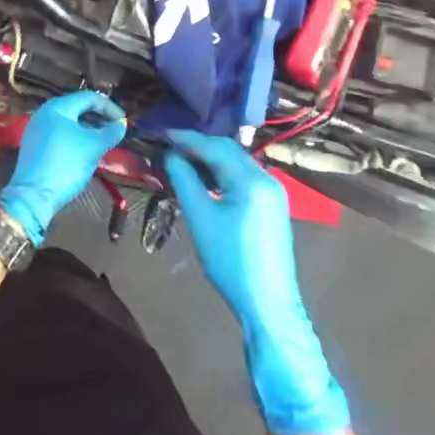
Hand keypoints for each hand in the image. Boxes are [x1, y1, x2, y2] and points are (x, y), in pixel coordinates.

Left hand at [0, 91, 126, 243]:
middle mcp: (44, 114)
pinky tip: (86, 150)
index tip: (124, 122)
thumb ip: (110, 133)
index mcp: (57, 107)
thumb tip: (121, 125)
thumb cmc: (66, 164)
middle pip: (78, 108)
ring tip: (104, 141)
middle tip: (115, 130)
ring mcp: (37, 130)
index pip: (89, 98)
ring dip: (89, 129)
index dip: (110, 108)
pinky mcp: (35, 145)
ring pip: (69, 122)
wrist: (34, 195)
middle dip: (99, 118)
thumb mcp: (93, 147)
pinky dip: (76, 137)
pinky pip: (60, 134)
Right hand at [164, 130, 348, 434]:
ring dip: (210, 159)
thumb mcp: (201, 219)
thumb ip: (185, 182)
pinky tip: (204, 180)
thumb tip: (171, 156)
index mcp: (251, 180)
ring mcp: (274, 191)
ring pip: (237, 163)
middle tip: (168, 146)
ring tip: (181, 161)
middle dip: (198, 145)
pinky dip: (223, 173)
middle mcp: (267, 178)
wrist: (267, 301)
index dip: (186, 139)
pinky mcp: (273, 204)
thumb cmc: (230, 261)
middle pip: (229, 150)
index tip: (161, 134)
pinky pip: (245, 177)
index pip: (215, 147)